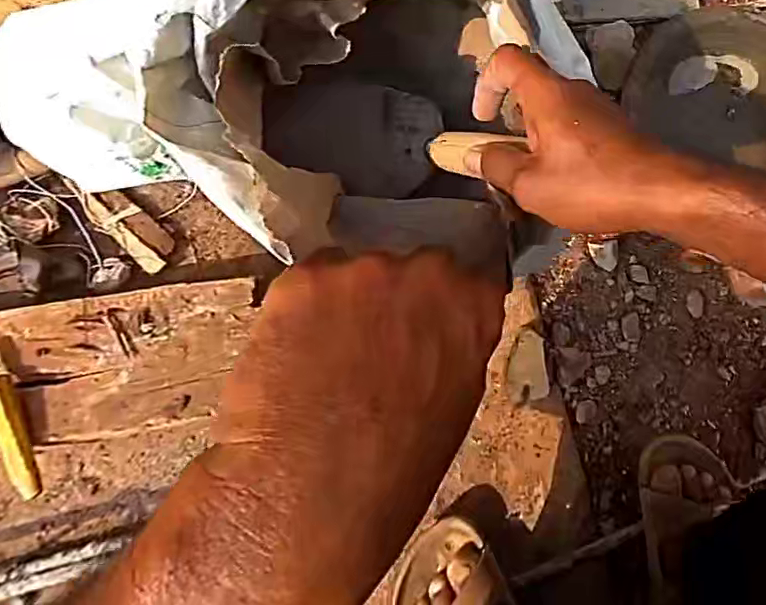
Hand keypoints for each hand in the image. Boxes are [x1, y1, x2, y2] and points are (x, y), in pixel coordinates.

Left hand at [92, 250, 504, 604]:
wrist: (306, 500)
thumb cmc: (390, 469)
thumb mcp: (457, 400)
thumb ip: (458, 343)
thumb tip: (440, 329)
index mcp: (474, 303)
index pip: (467, 276)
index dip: (441, 299)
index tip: (423, 316)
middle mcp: (430, 272)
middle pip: (411, 266)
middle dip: (393, 294)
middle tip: (368, 337)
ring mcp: (369, 269)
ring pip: (354, 271)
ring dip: (343, 302)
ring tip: (322, 354)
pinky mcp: (309, 277)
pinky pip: (306, 282)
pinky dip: (297, 311)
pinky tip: (290, 352)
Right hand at [469, 45, 702, 232]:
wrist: (662, 190)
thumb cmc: (594, 184)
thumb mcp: (532, 184)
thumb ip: (496, 166)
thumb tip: (473, 156)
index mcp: (549, 94)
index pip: (507, 59)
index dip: (485, 82)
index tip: (483, 119)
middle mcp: (574, 90)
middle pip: (530, 88)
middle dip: (511, 123)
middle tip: (512, 162)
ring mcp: (598, 106)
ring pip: (554, 110)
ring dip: (537, 139)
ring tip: (541, 179)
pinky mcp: (614, 125)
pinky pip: (575, 125)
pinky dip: (561, 146)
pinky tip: (569, 181)